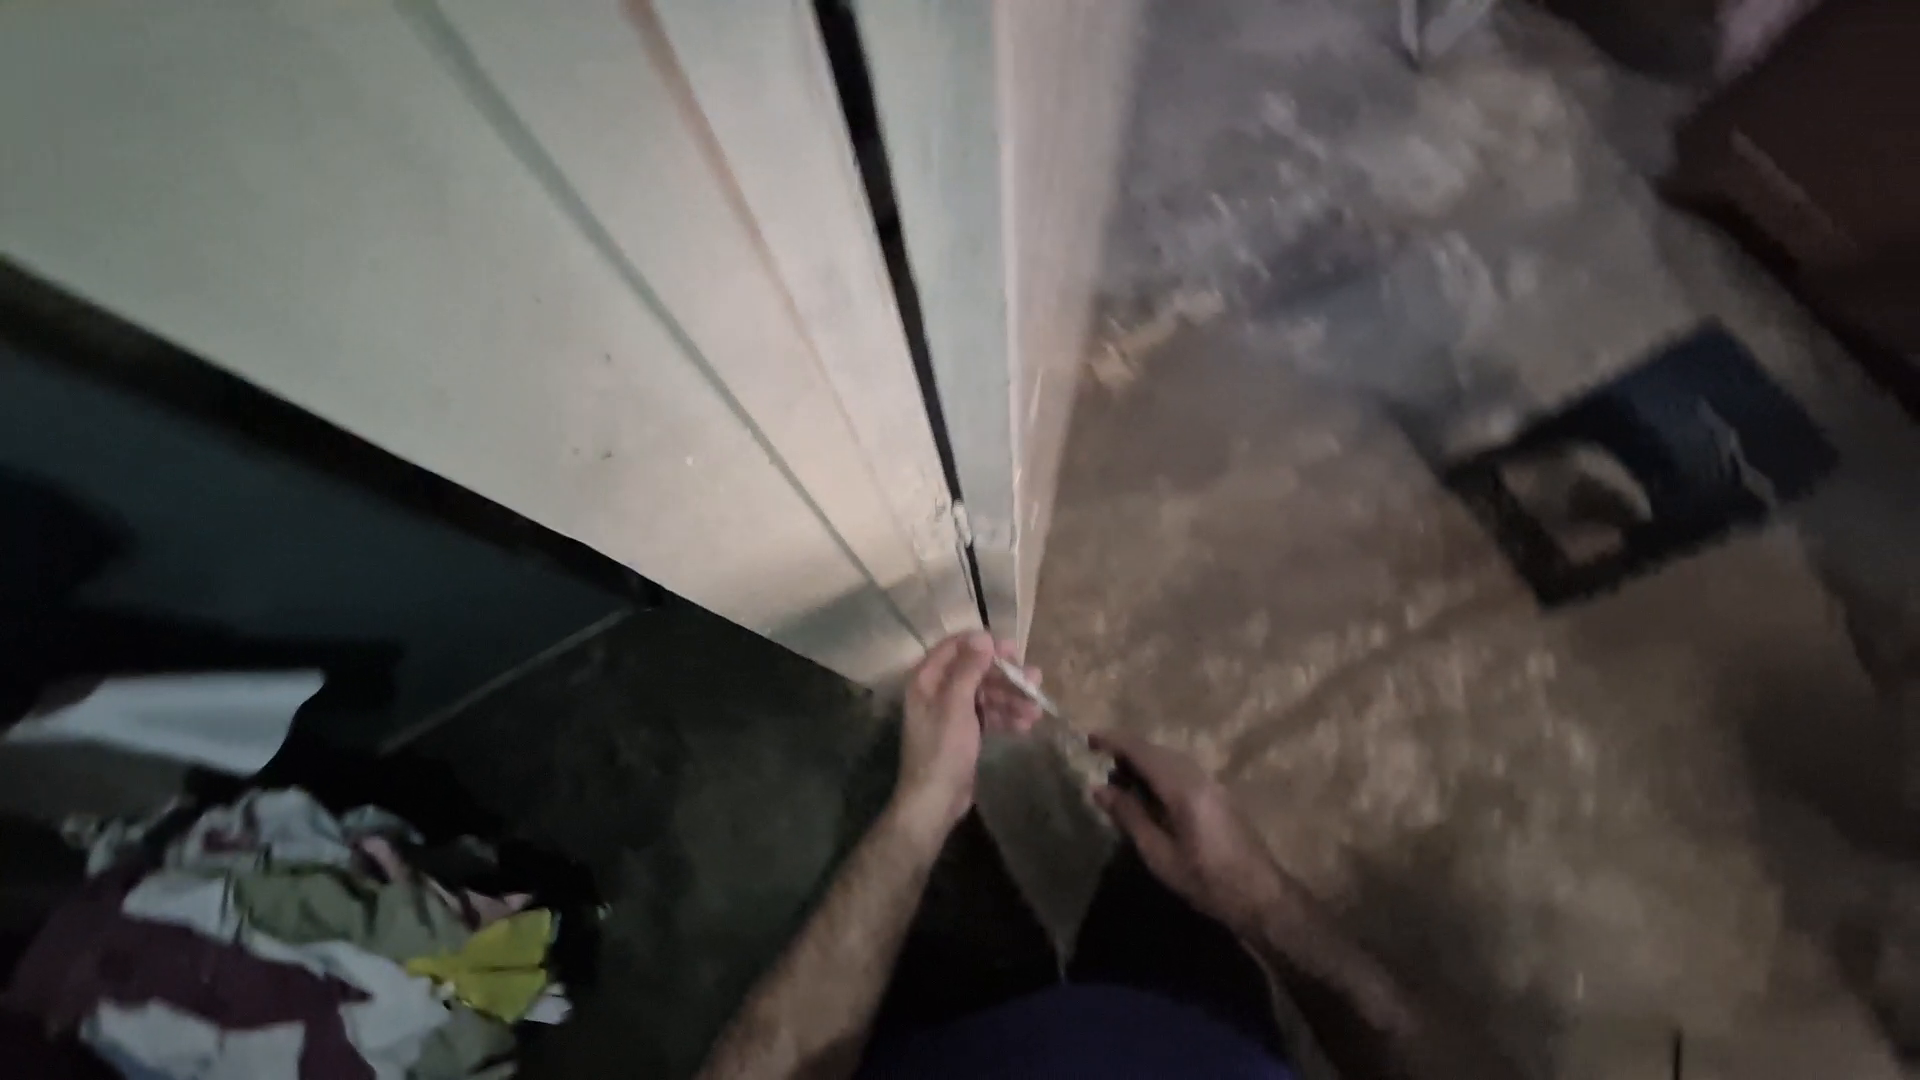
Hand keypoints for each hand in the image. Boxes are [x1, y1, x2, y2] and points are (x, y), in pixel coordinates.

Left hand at [892, 632, 1042, 839]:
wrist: (935, 801)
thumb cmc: (942, 749)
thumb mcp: (956, 705)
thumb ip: (969, 669)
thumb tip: (983, 635)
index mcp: (927, 679)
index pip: (955, 647)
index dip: (983, 645)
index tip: (1012, 649)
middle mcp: (937, 690)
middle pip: (975, 671)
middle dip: (1005, 676)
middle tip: (1035, 678)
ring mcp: (952, 712)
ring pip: (986, 694)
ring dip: (1011, 699)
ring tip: (1036, 709)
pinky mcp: (964, 732)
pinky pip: (987, 715)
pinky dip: (1006, 717)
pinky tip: (1027, 725)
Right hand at [1090, 730, 1302, 939]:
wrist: (1263, 898)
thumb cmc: (1207, 881)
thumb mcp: (1159, 855)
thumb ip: (1129, 816)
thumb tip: (1099, 788)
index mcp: (1182, 788)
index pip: (1142, 751)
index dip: (1114, 740)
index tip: (1089, 739)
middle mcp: (1198, 777)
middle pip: (1156, 750)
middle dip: (1126, 751)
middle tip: (1101, 766)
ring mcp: (1212, 784)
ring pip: (1170, 758)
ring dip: (1144, 761)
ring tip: (1121, 781)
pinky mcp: (1219, 795)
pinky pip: (1182, 770)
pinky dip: (1160, 772)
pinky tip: (1150, 793)